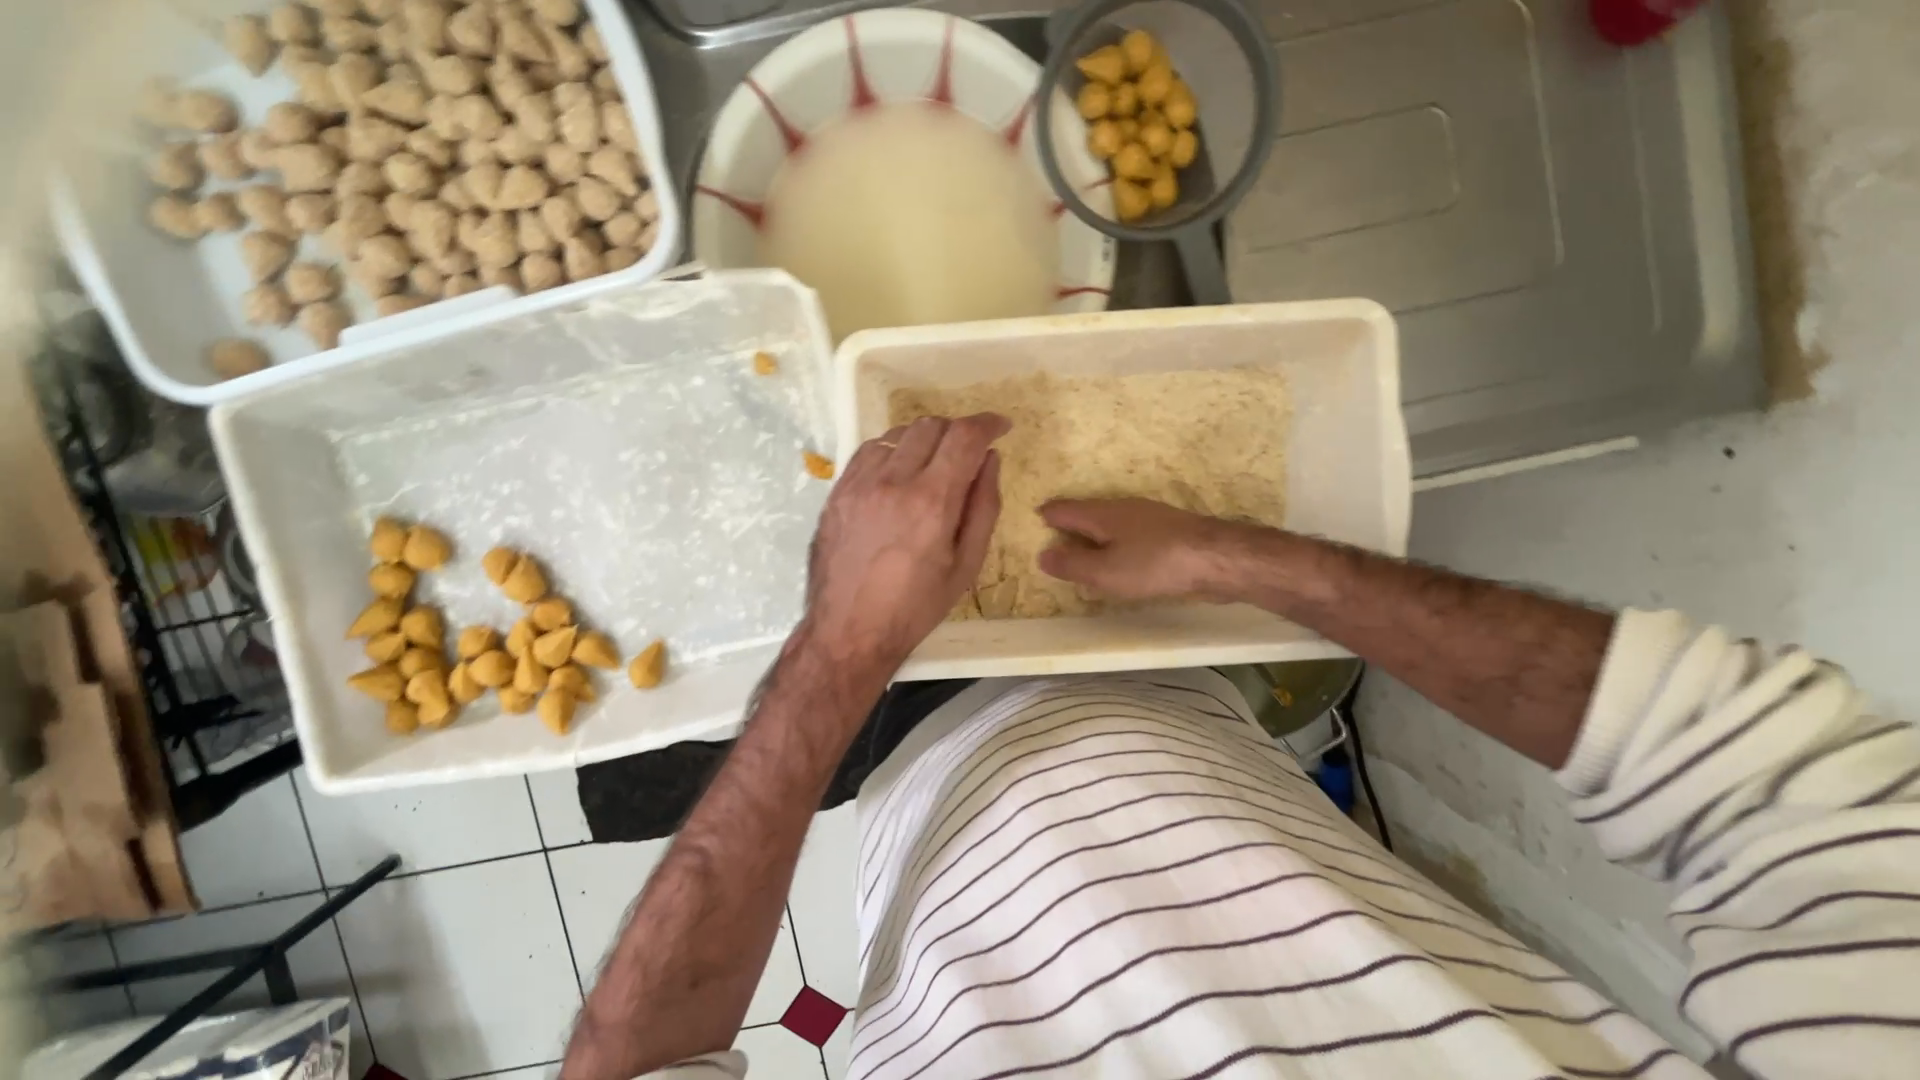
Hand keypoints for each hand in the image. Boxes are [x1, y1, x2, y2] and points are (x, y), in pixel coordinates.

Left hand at [801, 413, 1008, 675]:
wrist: (847, 631)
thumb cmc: (914, 607)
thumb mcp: (966, 565)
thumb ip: (983, 507)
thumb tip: (990, 460)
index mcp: (931, 502)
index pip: (964, 437)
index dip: (988, 423)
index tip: (1001, 427)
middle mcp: (892, 482)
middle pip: (931, 426)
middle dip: (957, 431)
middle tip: (967, 454)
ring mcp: (858, 484)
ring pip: (898, 434)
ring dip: (923, 440)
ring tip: (932, 466)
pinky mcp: (837, 492)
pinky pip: (869, 451)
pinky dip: (892, 452)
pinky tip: (899, 476)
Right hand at [1038, 497, 1237, 601]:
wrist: (1217, 558)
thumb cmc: (1153, 564)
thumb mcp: (1104, 571)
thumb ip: (1072, 565)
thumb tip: (1041, 555)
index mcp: (1101, 514)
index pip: (1063, 509)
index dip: (1046, 517)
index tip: (1032, 523)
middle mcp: (1122, 507)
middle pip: (1087, 513)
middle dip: (1070, 525)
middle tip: (1053, 541)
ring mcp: (1148, 517)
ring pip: (1111, 523)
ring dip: (1095, 536)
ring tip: (1084, 553)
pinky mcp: (1168, 532)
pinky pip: (1131, 534)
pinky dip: (1118, 544)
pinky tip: (1122, 560)